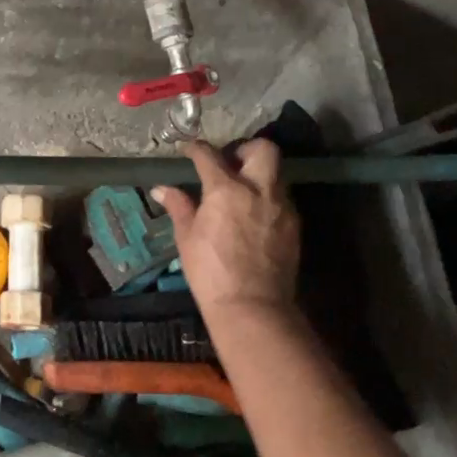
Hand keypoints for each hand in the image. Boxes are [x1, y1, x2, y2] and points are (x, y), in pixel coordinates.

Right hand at [152, 138, 301, 315]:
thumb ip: (179, 206)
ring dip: (259, 175)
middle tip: (232, 163)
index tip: (190, 150)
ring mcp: (281, 207)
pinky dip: (268, 199)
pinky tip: (254, 216)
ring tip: (243, 192)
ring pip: (276, 174)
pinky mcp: (295, 226)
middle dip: (246, 149)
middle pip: (263, 149)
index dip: (197, 148)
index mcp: (225, 189)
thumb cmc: (210, 271)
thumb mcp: (187, 237)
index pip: (209, 154)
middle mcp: (258, 190)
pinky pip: (282, 200)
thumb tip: (161, 189)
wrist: (253, 308)